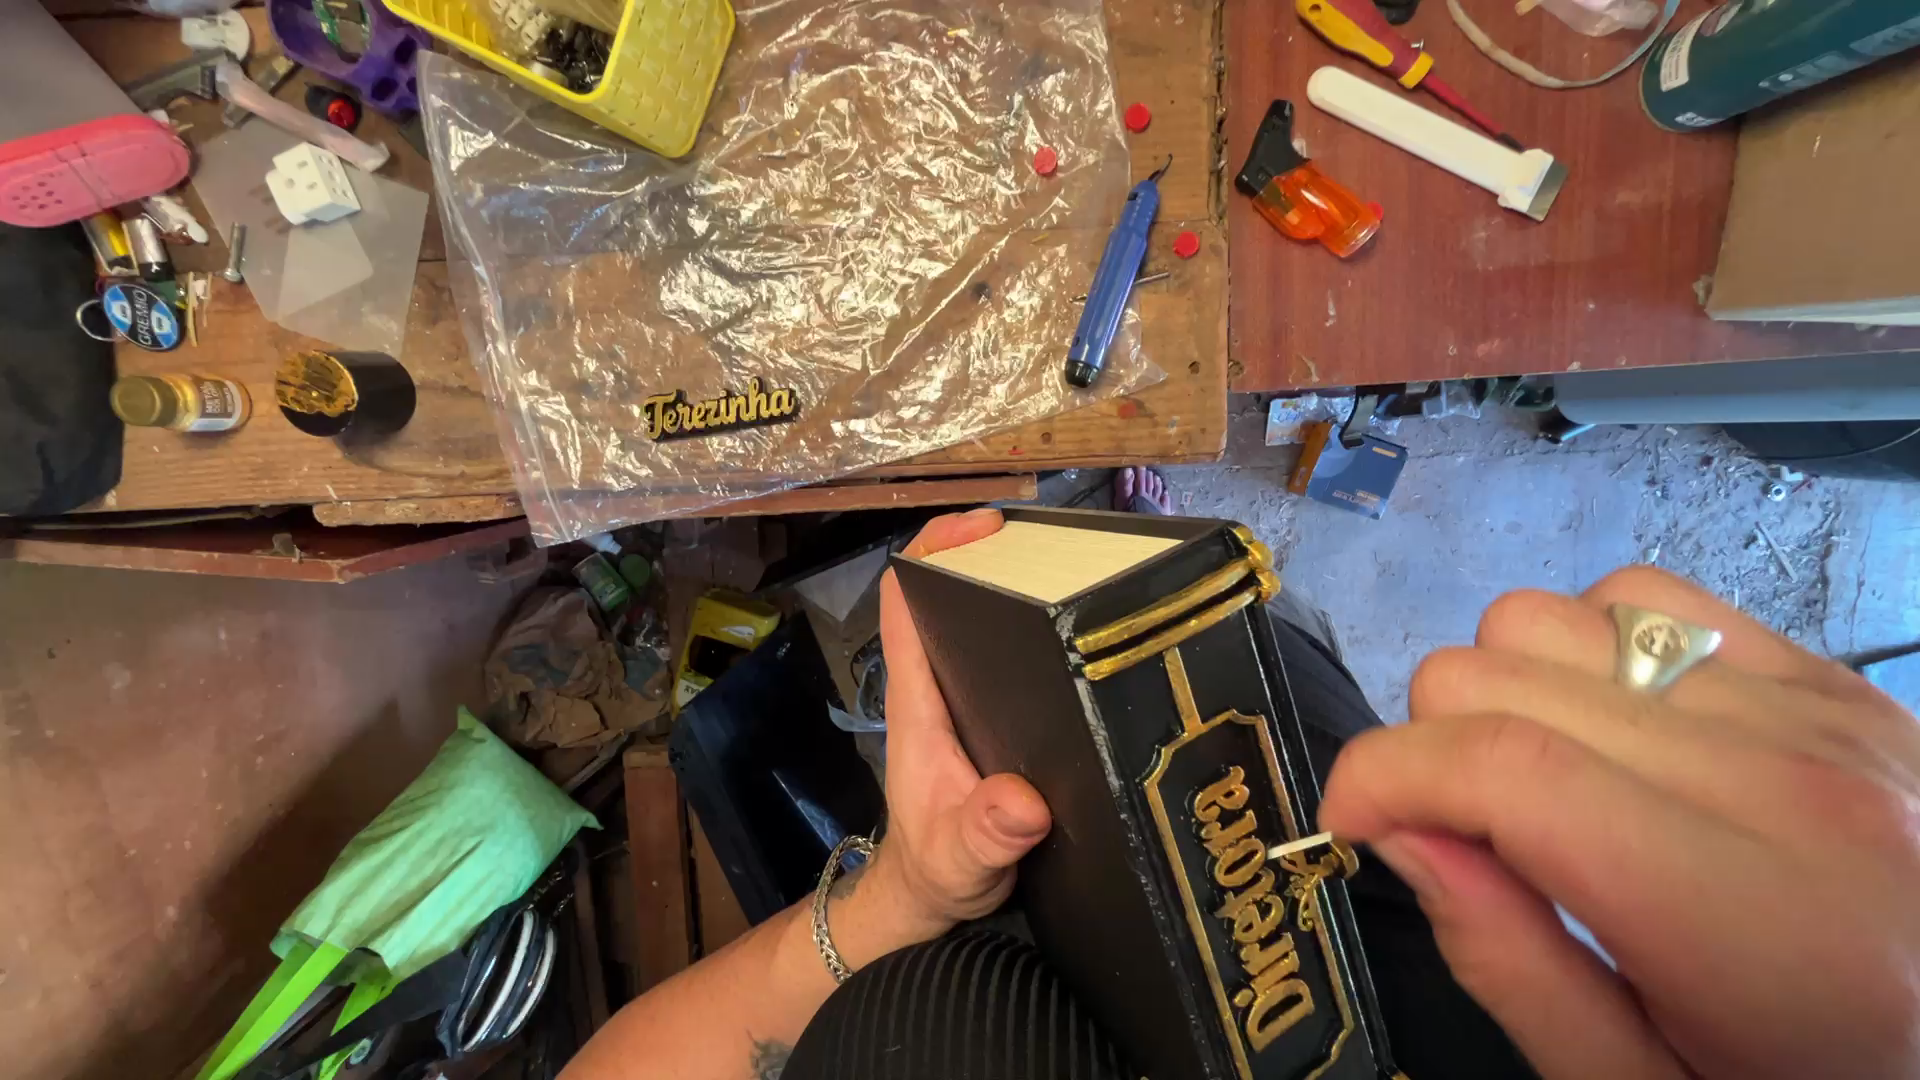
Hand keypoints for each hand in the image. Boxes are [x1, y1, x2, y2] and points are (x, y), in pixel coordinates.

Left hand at [866, 509, 1052, 930]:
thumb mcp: (962, 858)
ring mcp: (959, 696)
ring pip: (973, 620)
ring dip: (1010, 587)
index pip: (906, 601)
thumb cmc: (938, 867)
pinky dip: (1028, 628)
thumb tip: (1021, 801)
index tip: (986, 527)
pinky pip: (1000, 653)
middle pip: (944, 595)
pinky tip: (1075, 630)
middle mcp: (935, 683)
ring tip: (1075, 574)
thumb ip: (984, 834)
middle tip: (1052, 544)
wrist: (935, 891)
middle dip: (985, 556)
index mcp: (919, 699)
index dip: (933, 550)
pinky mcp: (986, 714)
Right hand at [1319, 566, 1919, 1079]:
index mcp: (1759, 916)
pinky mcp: (1823, 671)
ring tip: (1533, 770)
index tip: (1348, 821)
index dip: (1377, 775)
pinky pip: (1625, 593)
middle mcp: (1788, 778)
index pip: (1500, 767)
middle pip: (1484, 677)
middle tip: (1460, 826)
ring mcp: (1815, 705)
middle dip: (1427, 751)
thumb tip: (1399, 832)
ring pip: (1531, 618)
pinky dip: (1574, 646)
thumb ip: (1504, 963)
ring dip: (1492, 692)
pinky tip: (1602, 721)